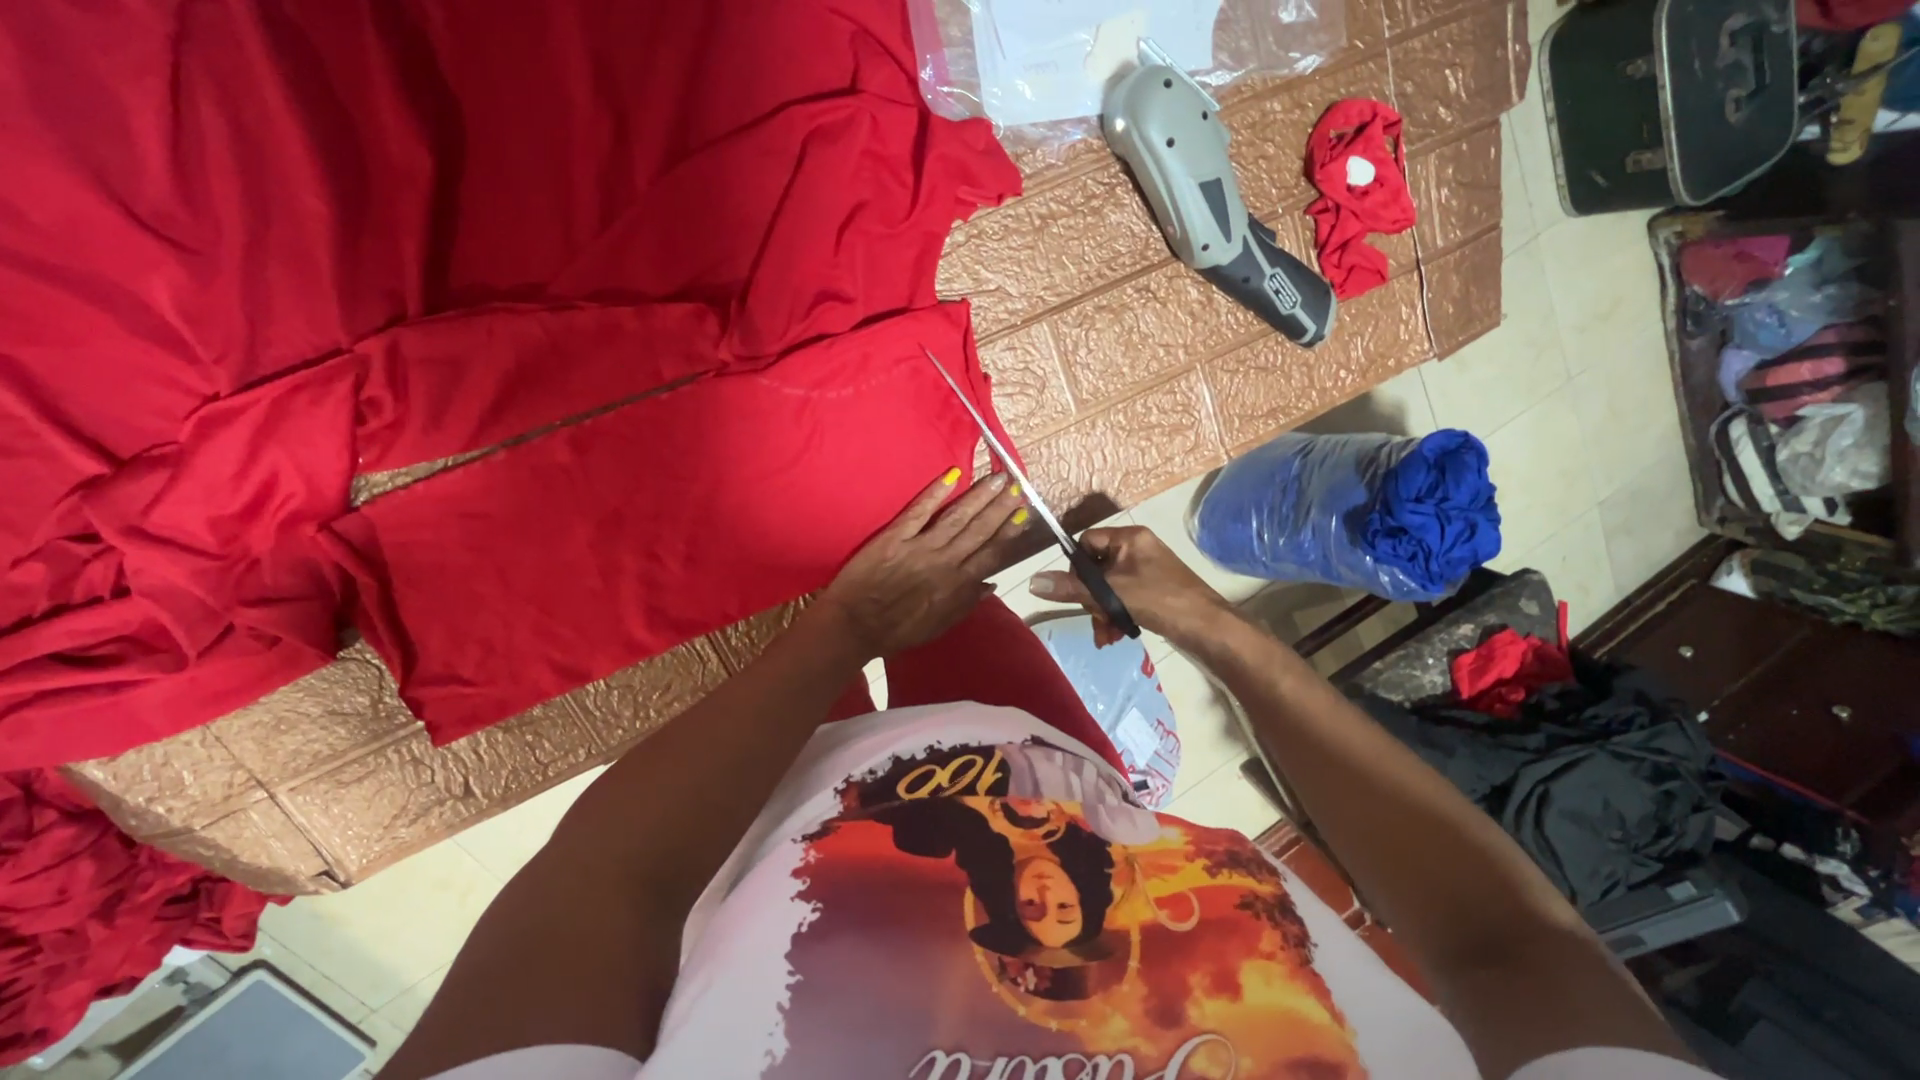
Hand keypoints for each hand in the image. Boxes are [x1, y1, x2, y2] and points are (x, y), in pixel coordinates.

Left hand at [810, 468, 1028, 658]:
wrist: (856, 627)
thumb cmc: (898, 630)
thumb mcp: (939, 625)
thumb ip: (966, 603)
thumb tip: (991, 583)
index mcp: (957, 585)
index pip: (991, 553)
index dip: (1009, 532)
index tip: (1025, 513)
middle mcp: (945, 563)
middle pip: (979, 530)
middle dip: (1000, 507)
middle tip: (1018, 484)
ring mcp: (920, 548)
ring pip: (956, 517)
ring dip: (979, 497)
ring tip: (997, 478)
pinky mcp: (895, 538)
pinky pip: (919, 511)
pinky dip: (935, 493)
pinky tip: (951, 476)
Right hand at [1030, 526, 1234, 647]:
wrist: (1208, 629)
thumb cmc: (1161, 600)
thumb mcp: (1111, 594)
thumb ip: (1072, 588)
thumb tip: (1033, 582)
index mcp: (1129, 538)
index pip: (1087, 541)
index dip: (1077, 567)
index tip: (1077, 591)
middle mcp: (1137, 549)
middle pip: (1096, 568)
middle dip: (1092, 599)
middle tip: (1097, 619)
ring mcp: (1146, 571)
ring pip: (1108, 588)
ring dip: (1102, 613)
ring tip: (1106, 637)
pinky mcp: (1153, 592)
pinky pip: (1123, 599)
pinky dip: (1116, 617)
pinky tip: (1116, 637)